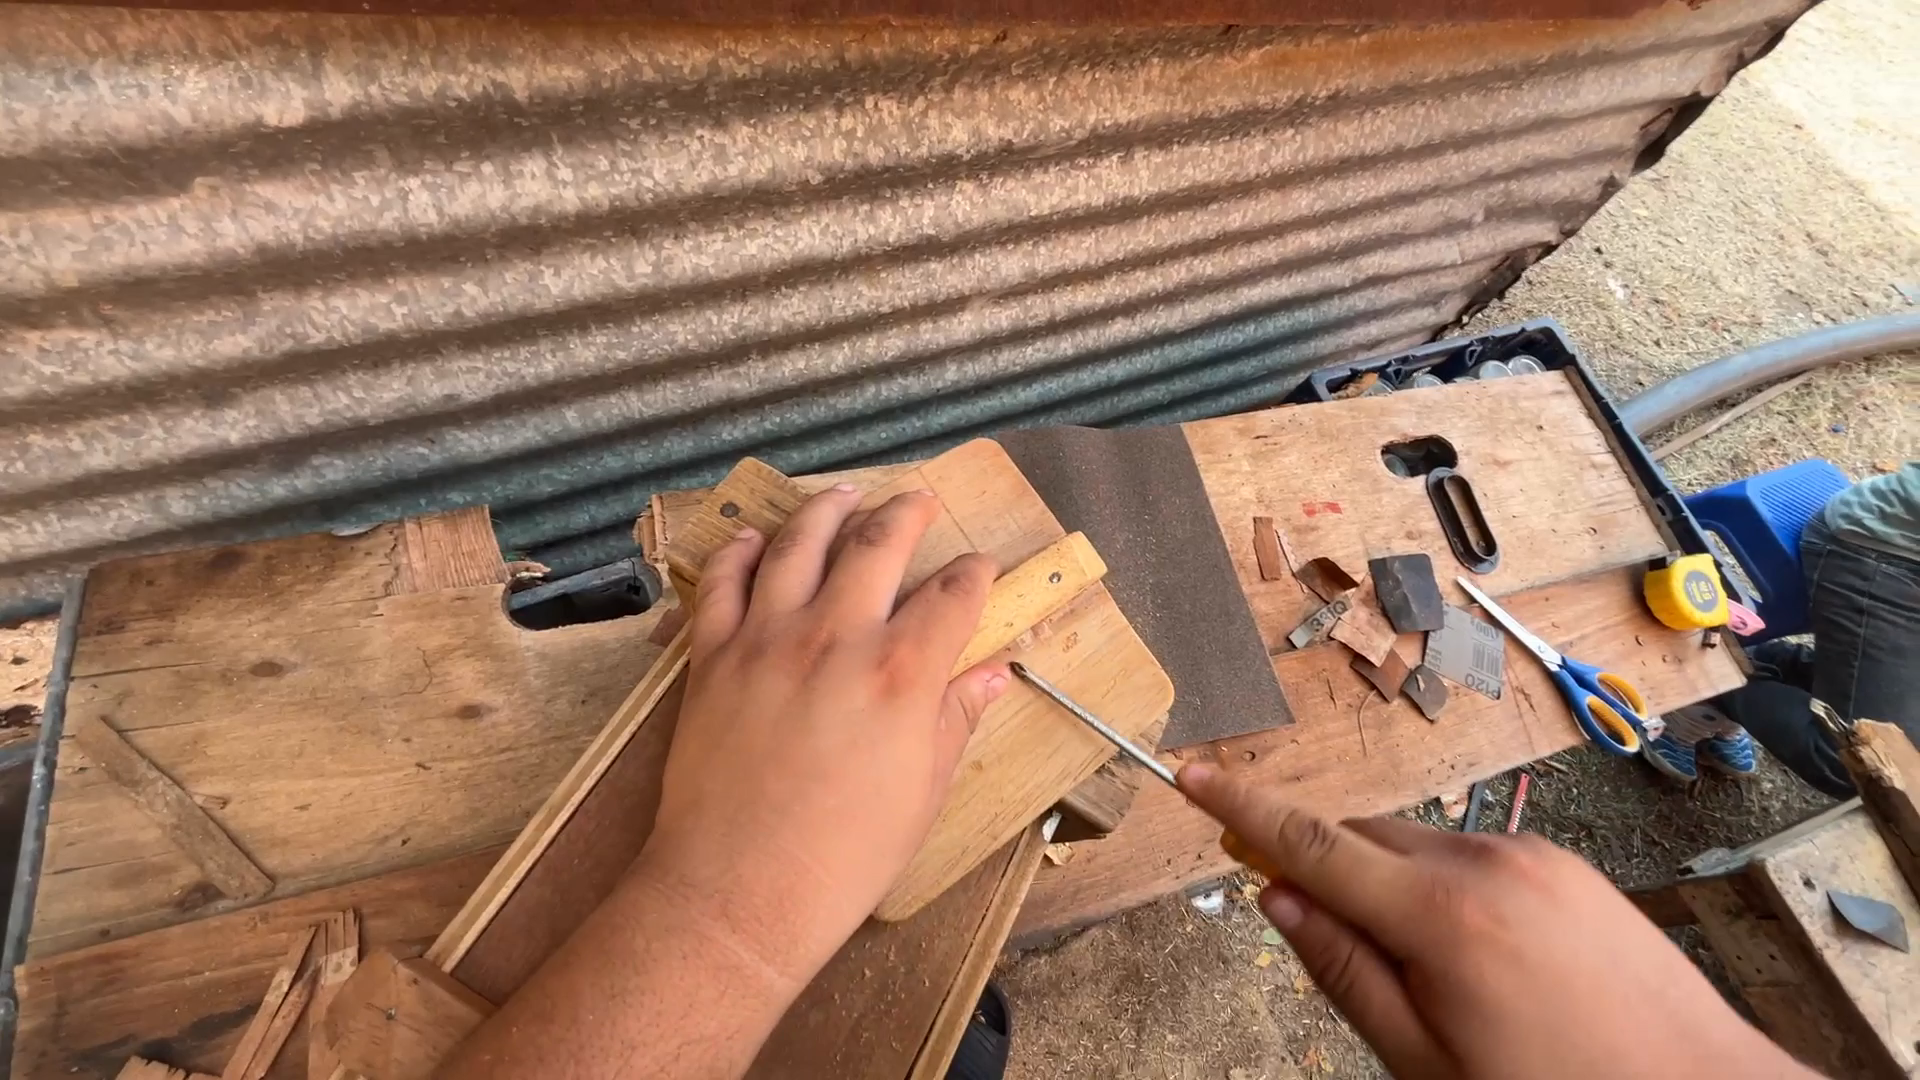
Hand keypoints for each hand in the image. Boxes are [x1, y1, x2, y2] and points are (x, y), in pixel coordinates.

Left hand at [640, 484, 1007, 994]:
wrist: (738, 892)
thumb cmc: (847, 852)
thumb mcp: (924, 789)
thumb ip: (957, 716)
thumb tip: (995, 674)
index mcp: (901, 672)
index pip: (953, 596)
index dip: (975, 573)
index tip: (981, 567)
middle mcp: (838, 636)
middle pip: (879, 544)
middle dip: (908, 513)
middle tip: (920, 499)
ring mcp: (769, 638)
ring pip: (800, 544)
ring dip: (828, 509)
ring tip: (845, 492)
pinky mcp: (715, 655)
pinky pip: (723, 583)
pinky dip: (741, 551)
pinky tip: (757, 536)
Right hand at [1178, 765, 1818, 1079]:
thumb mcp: (1428, 1066)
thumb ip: (1343, 971)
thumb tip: (1277, 898)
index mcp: (1441, 917)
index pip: (1310, 844)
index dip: (1240, 809)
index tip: (1189, 775)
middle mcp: (1480, 860)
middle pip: (1357, 836)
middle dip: (1329, 872)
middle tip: (1334, 939)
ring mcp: (1527, 852)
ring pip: (1408, 842)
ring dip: (1386, 880)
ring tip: (1431, 965)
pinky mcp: (1560, 859)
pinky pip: (1462, 851)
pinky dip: (1437, 881)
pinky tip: (1481, 949)